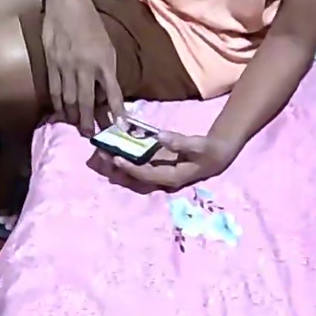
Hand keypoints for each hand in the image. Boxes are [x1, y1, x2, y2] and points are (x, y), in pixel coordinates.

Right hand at [40, 0, 121, 135]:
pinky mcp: (51, 62)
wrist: (67, 1)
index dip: (117, 112)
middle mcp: (85, 66)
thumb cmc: (91, 26)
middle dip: (88, 121)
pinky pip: (54, 89)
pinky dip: (57, 103)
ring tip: (75, 126)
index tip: (120, 128)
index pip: (113, 94)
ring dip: (72, 116)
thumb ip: (107, 73)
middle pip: (86, 101)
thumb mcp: (107, 48)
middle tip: (89, 134)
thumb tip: (105, 97)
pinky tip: (60, 111)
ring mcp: (66, 65)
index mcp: (103, 62)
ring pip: (68, 99)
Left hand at [105, 131, 237, 190]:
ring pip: (134, 173)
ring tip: (102, 152)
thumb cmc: (207, 151)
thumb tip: (159, 137)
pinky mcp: (157, 166)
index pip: (146, 174)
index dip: (131, 168)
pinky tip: (115, 150)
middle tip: (100, 155)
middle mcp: (162, 179)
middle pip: (135, 178)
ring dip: (118, 165)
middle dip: (117, 169)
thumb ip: (179, 142)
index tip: (116, 158)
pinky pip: (138, 166)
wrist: (215, 157)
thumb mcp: (197, 146)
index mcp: (170, 176)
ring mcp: (158, 173)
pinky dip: (126, 159)